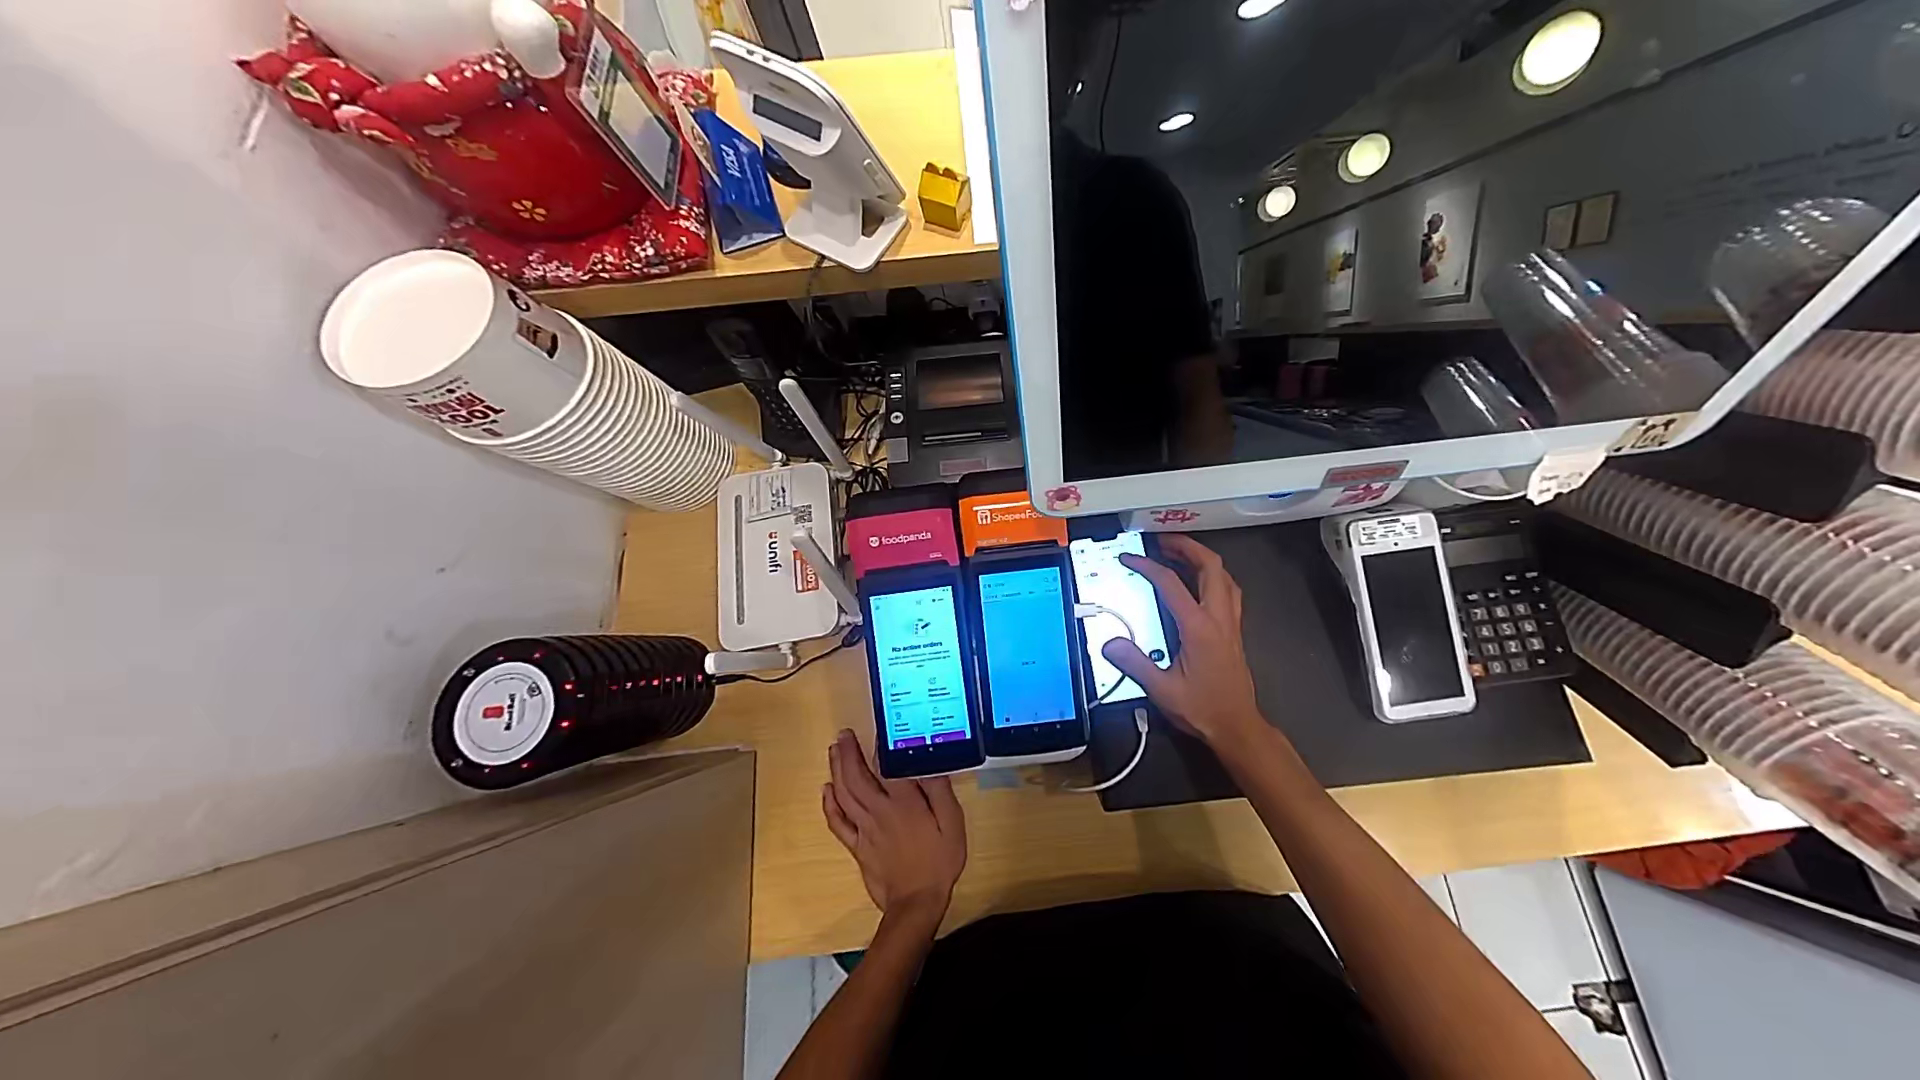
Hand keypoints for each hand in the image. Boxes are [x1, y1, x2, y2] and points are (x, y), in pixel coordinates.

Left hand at [823, 730, 966, 923]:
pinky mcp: (857, 846)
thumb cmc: (938, 861)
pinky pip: (838, 822)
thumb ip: (939, 791)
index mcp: (903, 803)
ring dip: (836, 770)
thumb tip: (928, 764)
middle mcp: (879, 811)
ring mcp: (864, 829)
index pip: (884, 767)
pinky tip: (827, 790)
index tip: (872, 730)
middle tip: (844, 735)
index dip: (876, 747)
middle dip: (847, 753)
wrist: (917, 903)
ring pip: (844, 794)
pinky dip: (829, 804)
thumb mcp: (952, 823)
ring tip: (834, 751)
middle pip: (856, 777)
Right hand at [1102, 533, 1267, 749]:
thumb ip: (1135, 663)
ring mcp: (1230, 623)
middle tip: (1162, 542)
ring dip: (1202, 560)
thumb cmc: (1203, 708)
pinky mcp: (1233, 631)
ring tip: (1179, 555)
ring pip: (1224, 576)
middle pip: (1210, 566)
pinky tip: (1199, 583)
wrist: (1237, 726)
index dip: (1147, 565)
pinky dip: (1213, 577)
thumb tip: (1110, 643)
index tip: (1130, 558)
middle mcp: (1218, 618)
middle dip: (1186, 547)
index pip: (1171, 583)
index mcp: (1199, 627)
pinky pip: (1228, 591)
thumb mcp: (1162, 689)